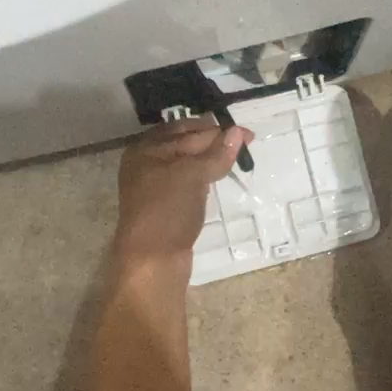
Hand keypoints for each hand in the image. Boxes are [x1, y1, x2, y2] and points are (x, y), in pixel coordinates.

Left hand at [113, 118, 251, 266]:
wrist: (152, 260)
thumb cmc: (168, 209)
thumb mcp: (192, 175)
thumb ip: (216, 153)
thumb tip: (239, 131)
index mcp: (146, 150)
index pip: (186, 130)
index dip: (216, 130)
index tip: (245, 134)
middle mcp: (145, 165)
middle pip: (183, 145)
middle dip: (211, 141)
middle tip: (242, 143)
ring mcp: (153, 188)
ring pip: (185, 165)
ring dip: (207, 159)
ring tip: (233, 158)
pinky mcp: (164, 207)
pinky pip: (185, 183)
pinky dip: (202, 178)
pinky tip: (215, 179)